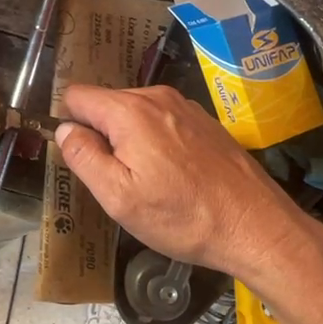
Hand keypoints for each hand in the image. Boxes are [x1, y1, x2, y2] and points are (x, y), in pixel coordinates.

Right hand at [55, 85, 310, 277]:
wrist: (258, 228)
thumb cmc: (183, 216)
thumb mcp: (117, 197)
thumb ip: (83, 156)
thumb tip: (64, 129)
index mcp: (129, 111)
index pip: (76, 95)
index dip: (69, 124)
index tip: (84, 158)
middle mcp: (156, 97)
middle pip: (106, 104)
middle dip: (102, 135)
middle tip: (120, 179)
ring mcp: (185, 106)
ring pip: (134, 114)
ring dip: (130, 141)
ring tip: (149, 181)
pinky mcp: (205, 121)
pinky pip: (162, 122)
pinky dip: (157, 142)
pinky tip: (175, 176)